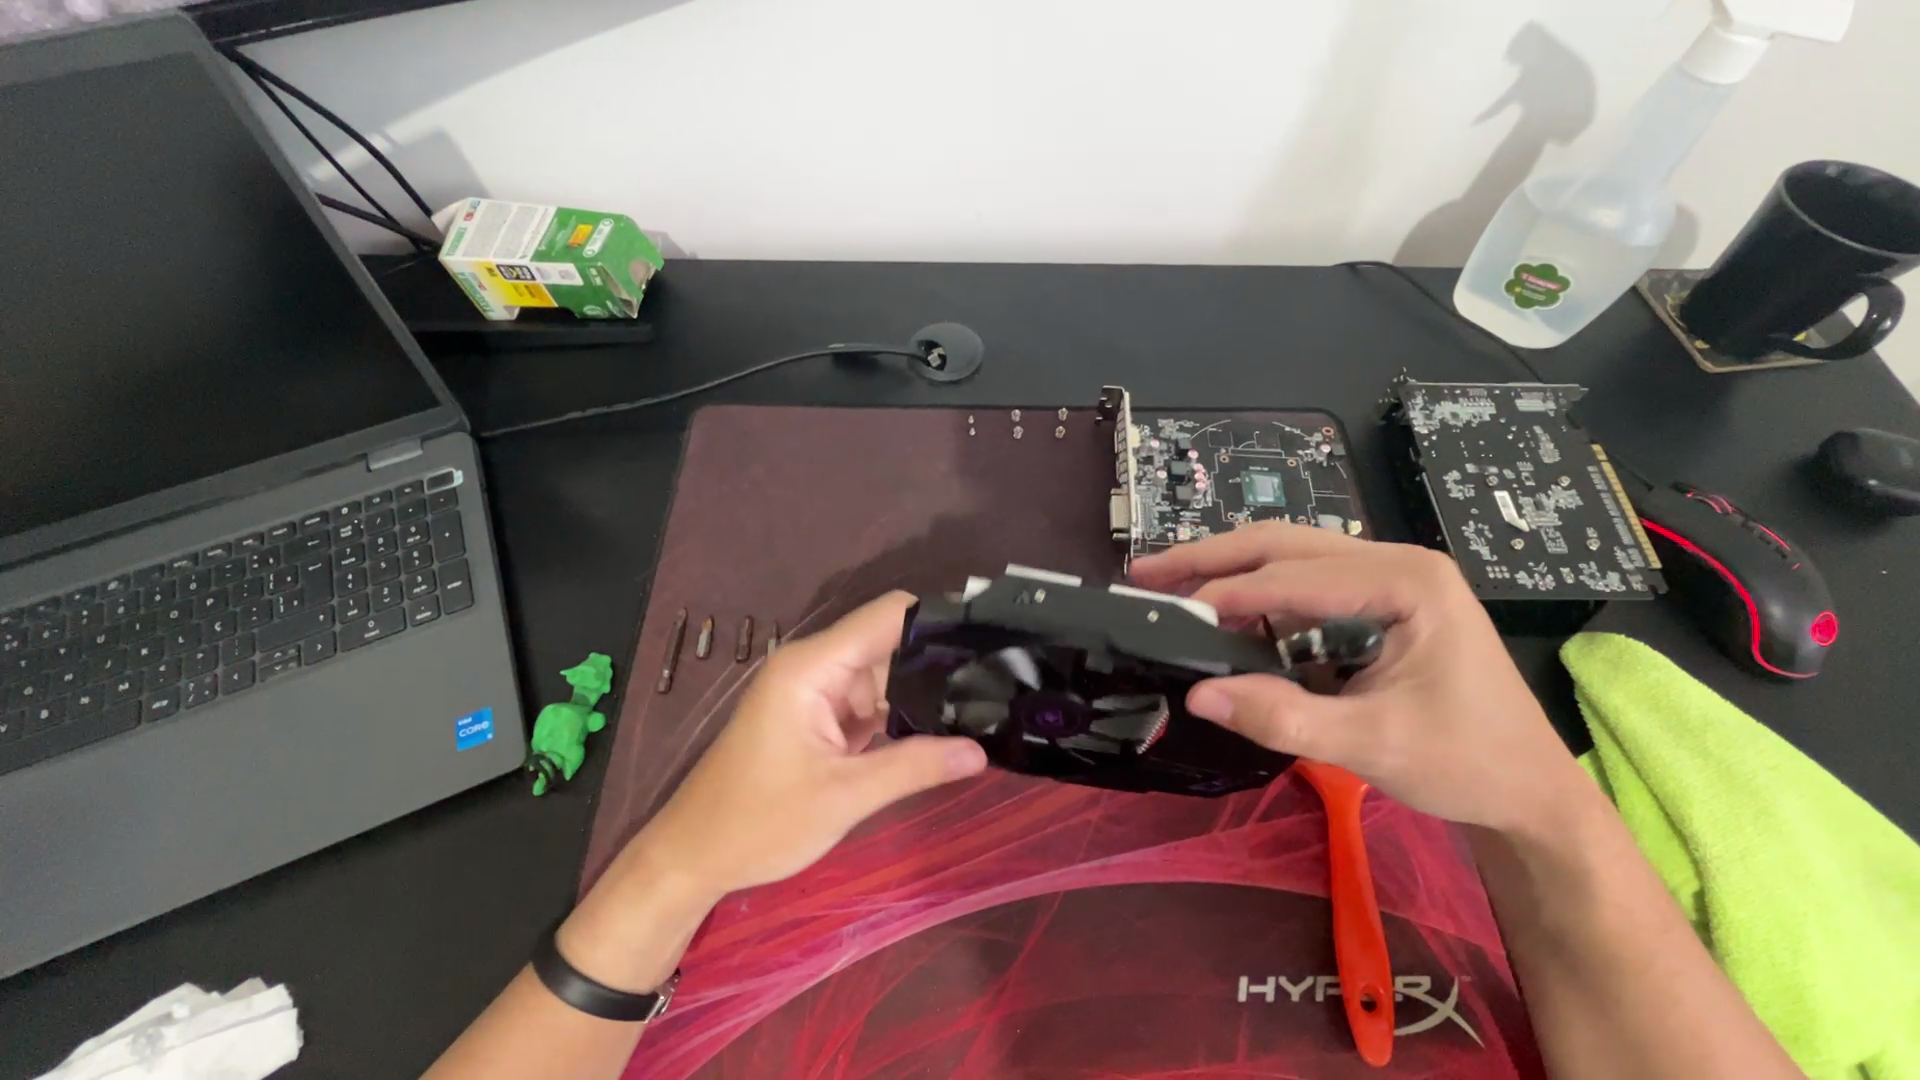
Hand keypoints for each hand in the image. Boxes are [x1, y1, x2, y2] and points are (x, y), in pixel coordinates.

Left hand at [559, 592, 988, 991]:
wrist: (693, 857)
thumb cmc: (759, 822)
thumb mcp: (844, 796)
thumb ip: (915, 766)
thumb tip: (980, 751)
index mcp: (813, 666)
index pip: (887, 617)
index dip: (938, 621)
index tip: (991, 640)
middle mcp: (814, 667)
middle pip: (890, 646)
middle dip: (938, 665)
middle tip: (998, 688)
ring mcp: (814, 693)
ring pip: (882, 678)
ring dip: (921, 695)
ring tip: (982, 709)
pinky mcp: (816, 719)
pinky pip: (866, 704)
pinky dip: (897, 717)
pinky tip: (941, 731)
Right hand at [1130, 524, 1587, 835]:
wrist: (1530, 791)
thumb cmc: (1467, 763)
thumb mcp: (1372, 745)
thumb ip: (1284, 718)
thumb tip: (1198, 694)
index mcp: (1407, 580)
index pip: (1293, 576)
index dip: (1225, 594)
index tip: (1167, 615)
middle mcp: (1396, 562)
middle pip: (1284, 544)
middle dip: (1211, 558)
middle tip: (1146, 574)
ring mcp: (1388, 578)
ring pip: (1288, 557)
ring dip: (1227, 571)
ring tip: (1168, 584)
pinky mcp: (1377, 602)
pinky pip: (1302, 585)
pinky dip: (1254, 597)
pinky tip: (1219, 613)